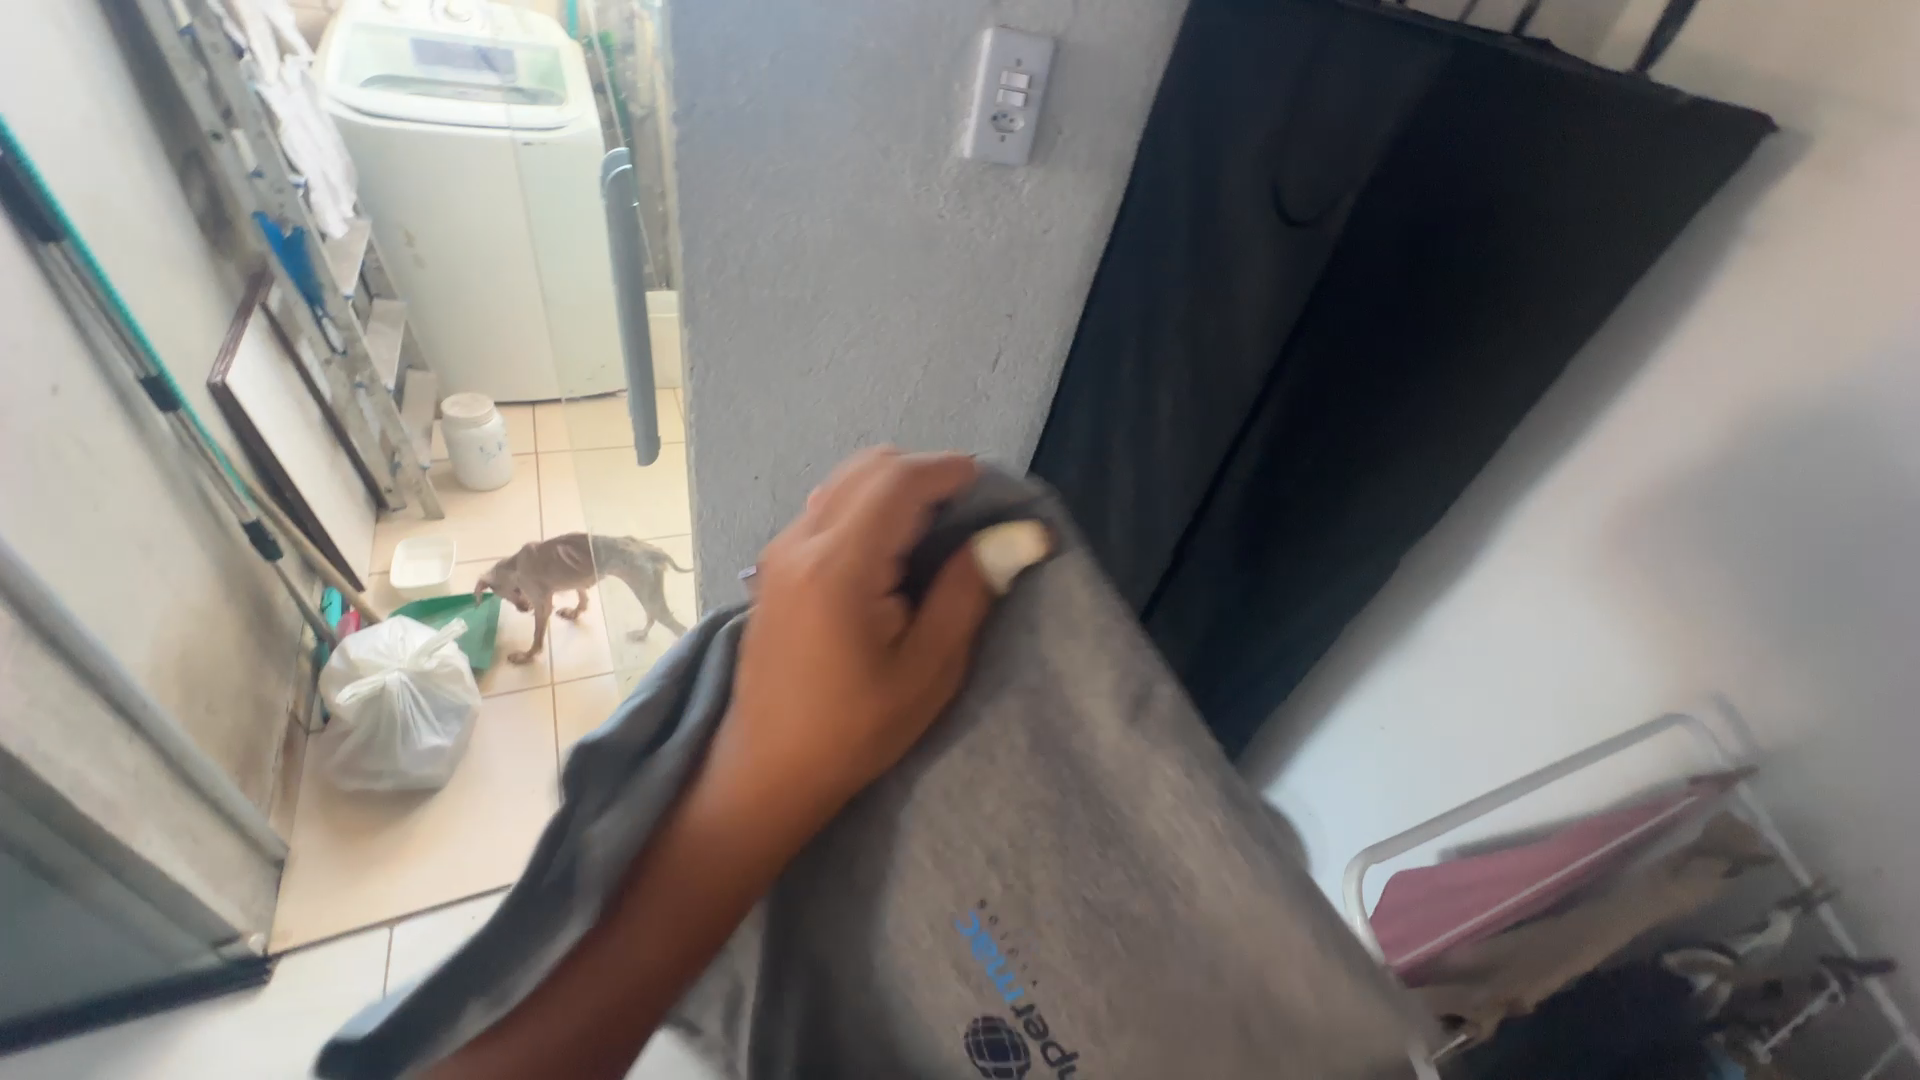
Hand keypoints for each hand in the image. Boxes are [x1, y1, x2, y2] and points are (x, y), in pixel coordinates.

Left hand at [722, 448, 1030, 805]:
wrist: (769, 768)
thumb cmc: (855, 729)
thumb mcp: (929, 670)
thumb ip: (969, 592)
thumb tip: (1015, 534)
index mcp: (839, 566)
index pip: (897, 481)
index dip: (949, 470)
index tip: (989, 487)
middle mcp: (800, 542)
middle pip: (869, 466)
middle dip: (924, 473)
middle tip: (966, 512)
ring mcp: (780, 551)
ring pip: (845, 481)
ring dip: (895, 487)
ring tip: (934, 530)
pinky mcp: (775, 565)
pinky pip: (828, 506)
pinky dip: (868, 505)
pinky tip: (890, 550)